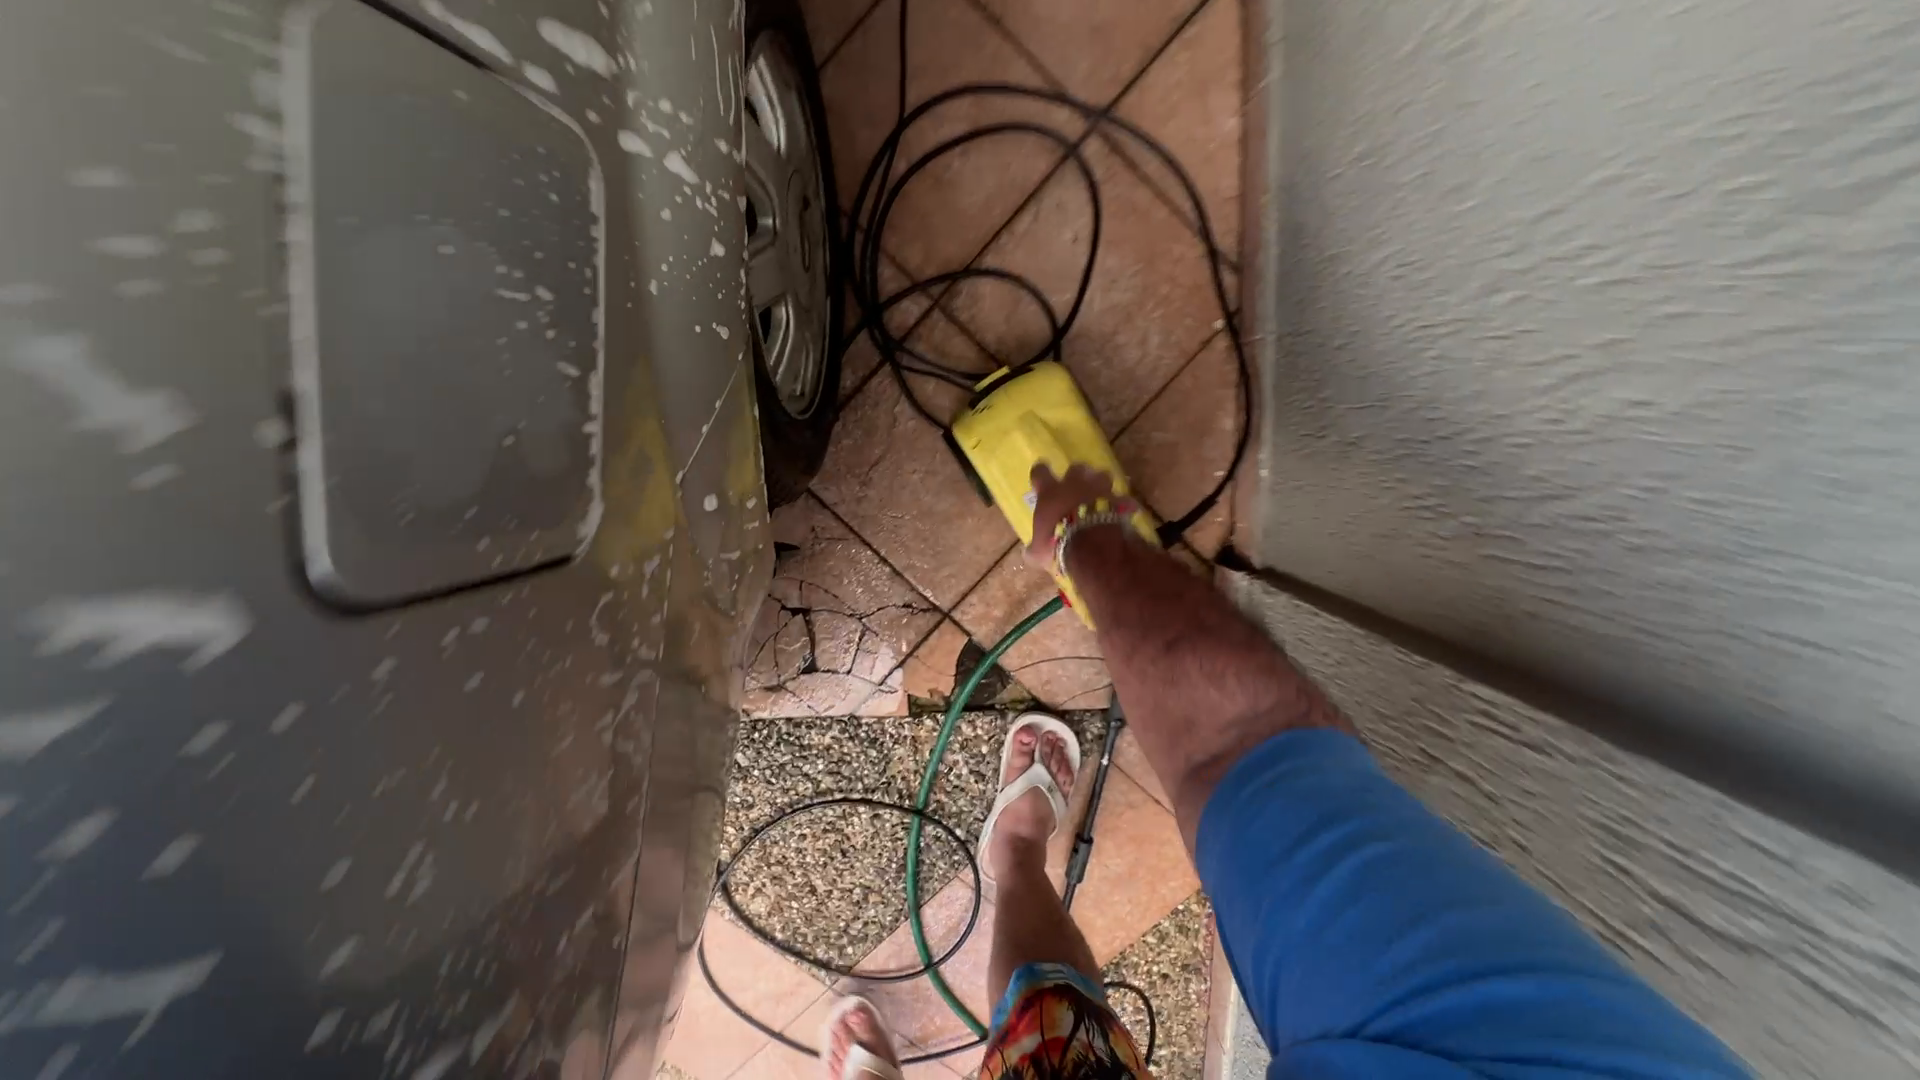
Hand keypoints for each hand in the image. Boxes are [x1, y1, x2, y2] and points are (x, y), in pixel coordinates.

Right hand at [1024, 463, 1117, 568]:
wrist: (1093, 544)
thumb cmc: (1058, 543)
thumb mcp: (1039, 552)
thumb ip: (1035, 548)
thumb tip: (1030, 552)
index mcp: (1050, 492)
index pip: (1040, 471)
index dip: (1040, 472)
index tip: (1041, 476)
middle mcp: (1074, 484)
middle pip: (1076, 467)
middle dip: (1077, 475)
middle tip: (1076, 486)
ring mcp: (1099, 490)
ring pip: (1102, 475)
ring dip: (1100, 483)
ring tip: (1099, 494)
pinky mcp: (1119, 501)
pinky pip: (1122, 499)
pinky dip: (1121, 504)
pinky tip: (1121, 511)